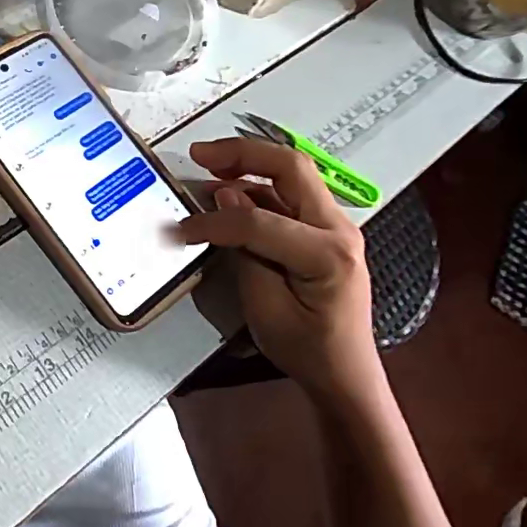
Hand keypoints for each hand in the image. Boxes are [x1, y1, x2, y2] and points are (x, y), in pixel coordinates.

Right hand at [179, 137, 379, 399]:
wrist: (345, 373)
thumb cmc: (307, 350)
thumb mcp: (266, 309)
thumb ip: (245, 250)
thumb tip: (226, 198)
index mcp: (328, 254)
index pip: (261, 222)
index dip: (215, 221)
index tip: (181, 228)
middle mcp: (339, 228)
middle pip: (292, 168)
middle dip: (244, 153)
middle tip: (201, 154)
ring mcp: (337, 225)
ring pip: (294, 175)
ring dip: (252, 165)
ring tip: (211, 168)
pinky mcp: (327, 230)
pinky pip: (294, 195)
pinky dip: (262, 185)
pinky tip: (233, 191)